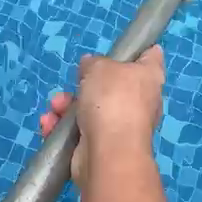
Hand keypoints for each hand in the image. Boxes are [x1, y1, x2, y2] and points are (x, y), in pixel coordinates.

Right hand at [38, 45, 165, 186]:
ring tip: (56, 107)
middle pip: (113, 84)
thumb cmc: (112, 99)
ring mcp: (122, 126)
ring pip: (91, 108)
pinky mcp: (103, 147)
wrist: (108, 153)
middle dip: (85, 83)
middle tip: (76, 82)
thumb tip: (92, 67)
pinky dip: (63, 128)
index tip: (122, 48)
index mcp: (149, 77)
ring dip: (67, 107)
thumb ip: (93, 63)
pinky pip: (80, 131)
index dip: (138, 49)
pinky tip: (50, 124)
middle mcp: (140, 102)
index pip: (151, 56)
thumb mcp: (99, 66)